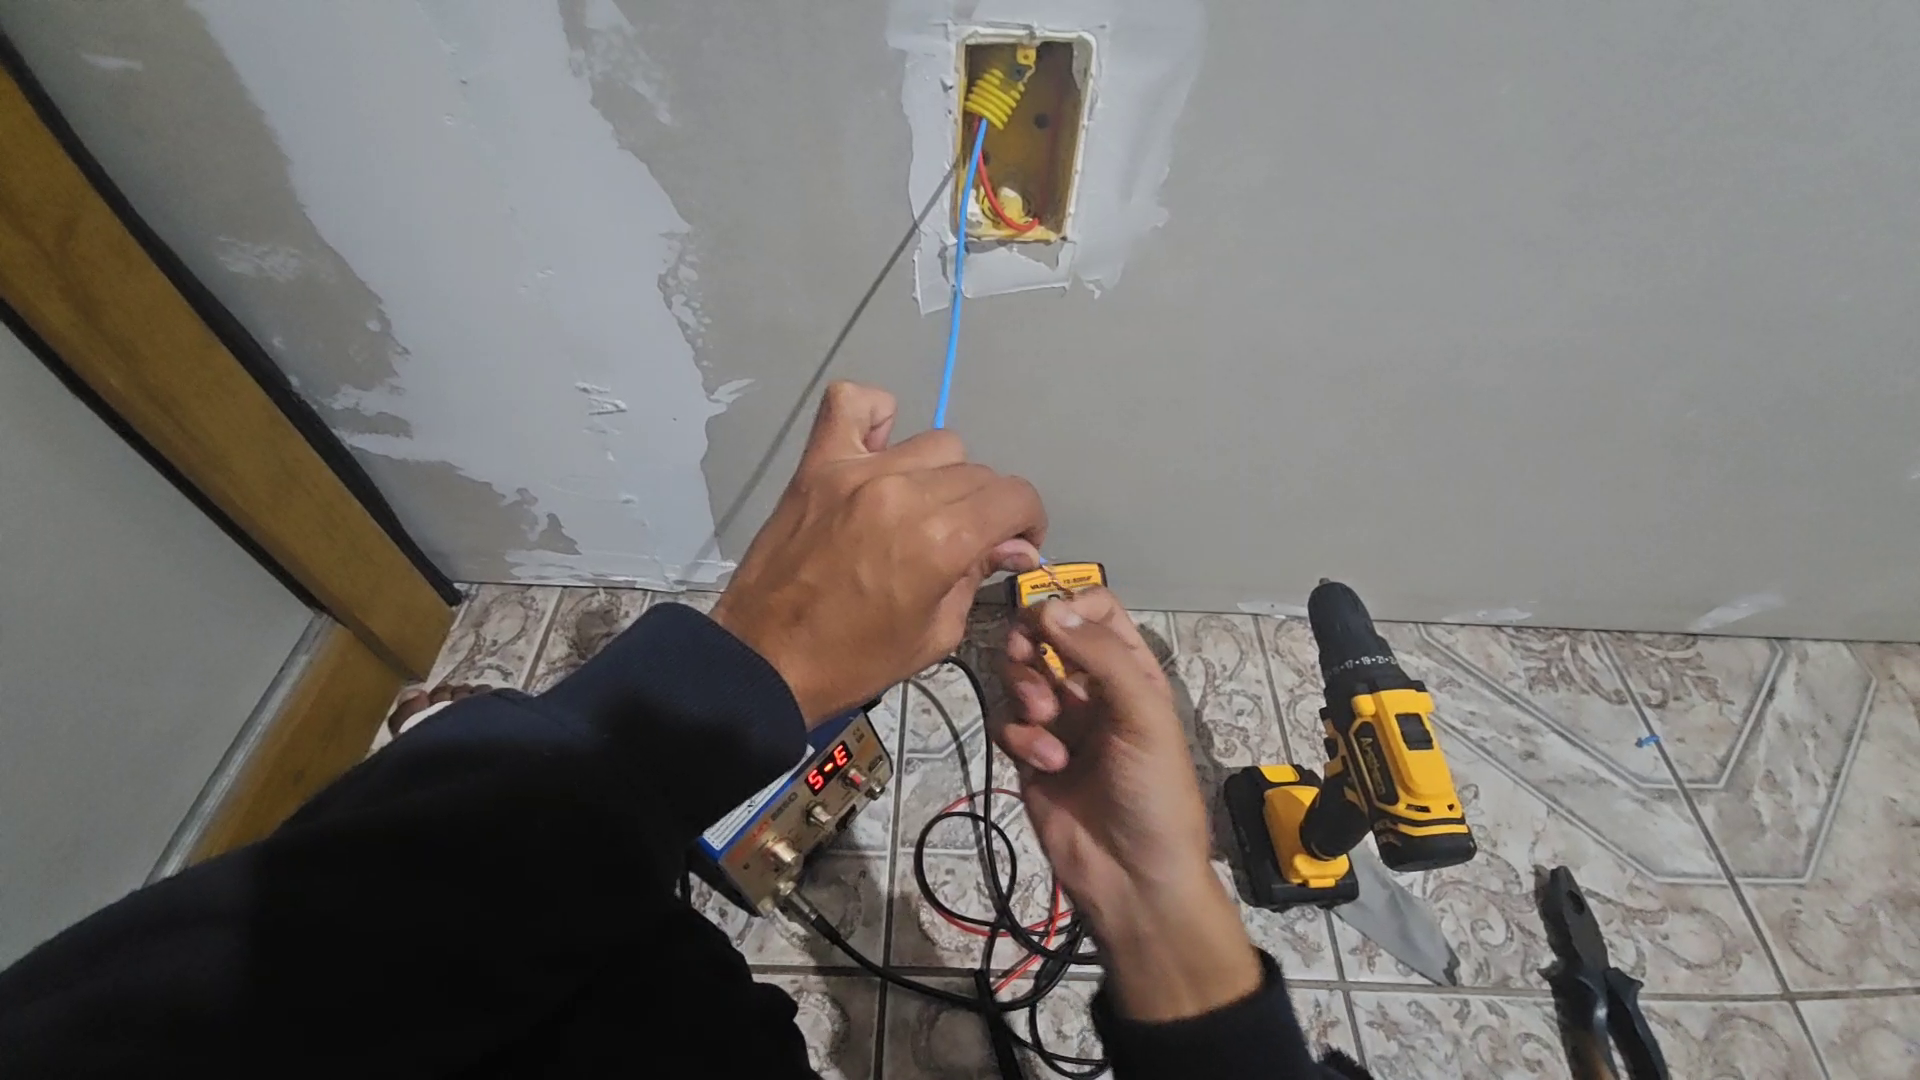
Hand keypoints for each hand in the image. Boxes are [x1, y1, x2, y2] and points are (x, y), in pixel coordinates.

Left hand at [713, 382, 1044, 723]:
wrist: (764, 662)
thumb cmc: (855, 662)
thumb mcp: (936, 634)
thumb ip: (978, 576)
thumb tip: (1015, 546)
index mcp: (941, 541)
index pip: (1014, 496)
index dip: (1029, 520)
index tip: (1015, 544)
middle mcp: (905, 493)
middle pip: (978, 473)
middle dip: (986, 508)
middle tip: (964, 540)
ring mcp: (856, 472)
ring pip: (934, 444)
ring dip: (942, 477)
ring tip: (920, 507)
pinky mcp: (816, 465)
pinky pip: (852, 404)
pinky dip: (876, 417)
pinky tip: (879, 452)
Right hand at [992, 589, 1260, 1020]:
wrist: (1133, 880)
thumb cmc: (1153, 792)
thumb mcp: (1143, 717)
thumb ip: (1099, 657)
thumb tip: (1049, 606)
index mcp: (1130, 671)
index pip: (1095, 610)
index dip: (1069, 604)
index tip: (1046, 617)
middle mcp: (1091, 687)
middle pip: (1045, 634)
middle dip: (1033, 644)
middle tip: (1030, 659)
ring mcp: (1058, 720)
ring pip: (1020, 674)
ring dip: (1026, 690)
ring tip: (1045, 723)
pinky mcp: (1030, 754)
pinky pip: (1008, 723)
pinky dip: (1021, 738)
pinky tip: (1046, 764)